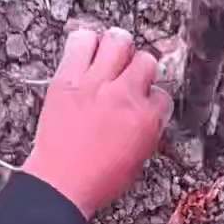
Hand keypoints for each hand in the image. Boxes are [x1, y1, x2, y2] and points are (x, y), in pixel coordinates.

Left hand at [23, 28, 170, 217]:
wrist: (61, 183)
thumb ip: (147, 128)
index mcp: (146, 118)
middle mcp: (124, 95)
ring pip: (117, 40)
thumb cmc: (98, 178)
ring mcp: (95, 83)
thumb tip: (148, 113)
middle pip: (145, 59)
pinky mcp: (67, 79)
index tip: (144, 100)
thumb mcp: (138, 158)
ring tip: (110, 58)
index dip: (152, 96)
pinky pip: (80, 42)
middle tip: (130, 76)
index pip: (162, 93)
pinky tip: (86, 53)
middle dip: (140, 67)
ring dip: (116, 48)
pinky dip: (85, 42)